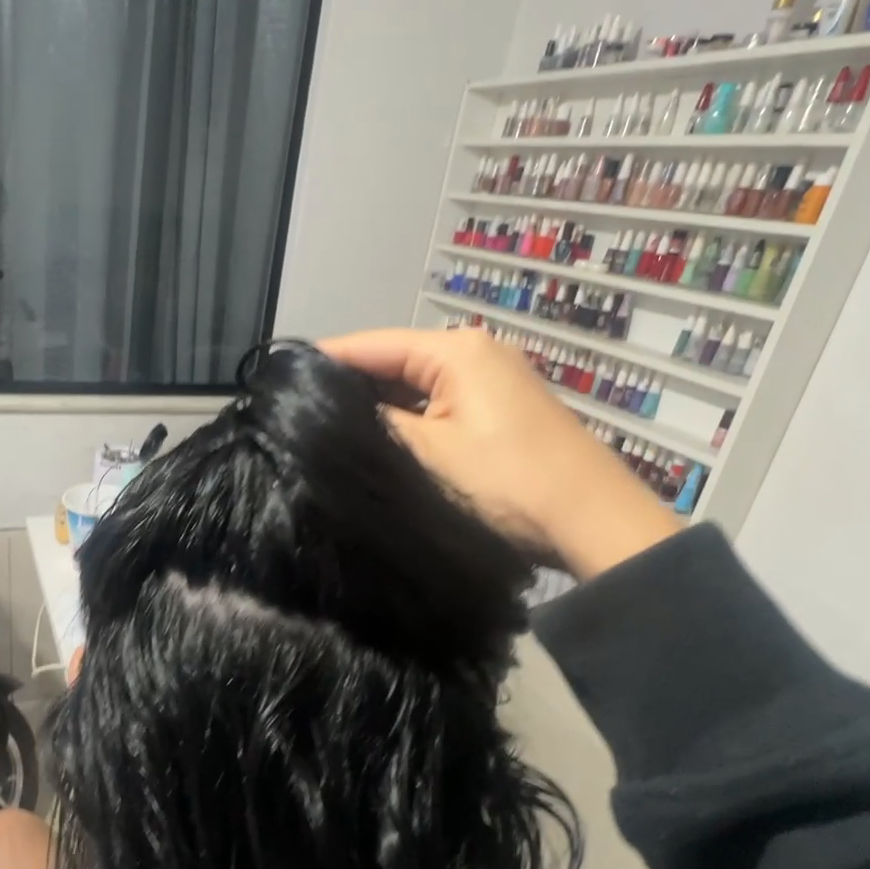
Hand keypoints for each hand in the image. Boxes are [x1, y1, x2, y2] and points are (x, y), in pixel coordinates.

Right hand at [321, 327, 681, 580]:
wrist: (594, 524)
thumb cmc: (505, 484)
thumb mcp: (424, 453)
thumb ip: (372, 424)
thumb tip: (325, 413)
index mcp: (455, 350)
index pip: (368, 345)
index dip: (319, 363)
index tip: (275, 386)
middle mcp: (474, 352)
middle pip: (391, 362)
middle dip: (347, 389)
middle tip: (295, 418)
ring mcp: (492, 380)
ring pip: (413, 386)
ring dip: (377, 409)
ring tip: (326, 433)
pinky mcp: (500, 410)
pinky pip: (437, 405)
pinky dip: (408, 421)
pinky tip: (378, 443)